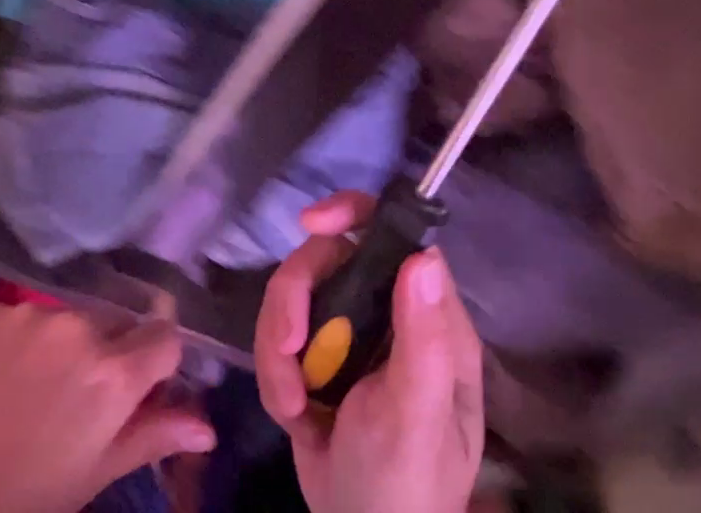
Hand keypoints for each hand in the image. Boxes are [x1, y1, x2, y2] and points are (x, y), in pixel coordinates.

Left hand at [0, 304, 215, 512]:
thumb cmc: (22, 497)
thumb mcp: (94, 474)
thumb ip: (152, 437)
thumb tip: (205, 426)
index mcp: (112, 373)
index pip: (165, 336)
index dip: (161, 360)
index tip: (149, 384)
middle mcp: (76, 327)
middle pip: (117, 324)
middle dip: (115, 353)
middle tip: (88, 399)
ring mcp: (28, 314)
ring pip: (71, 320)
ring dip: (70, 345)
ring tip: (39, 392)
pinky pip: (28, 318)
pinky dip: (29, 341)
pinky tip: (5, 379)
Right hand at [256, 191, 484, 512]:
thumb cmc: (406, 483)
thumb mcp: (416, 415)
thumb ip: (421, 340)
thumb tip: (422, 256)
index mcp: (427, 323)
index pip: (393, 240)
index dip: (351, 217)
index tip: (311, 225)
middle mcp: (387, 320)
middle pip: (326, 263)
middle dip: (295, 304)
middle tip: (289, 349)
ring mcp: (346, 340)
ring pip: (291, 301)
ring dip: (278, 352)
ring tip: (294, 404)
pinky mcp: (312, 363)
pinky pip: (274, 341)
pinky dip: (273, 377)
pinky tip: (295, 417)